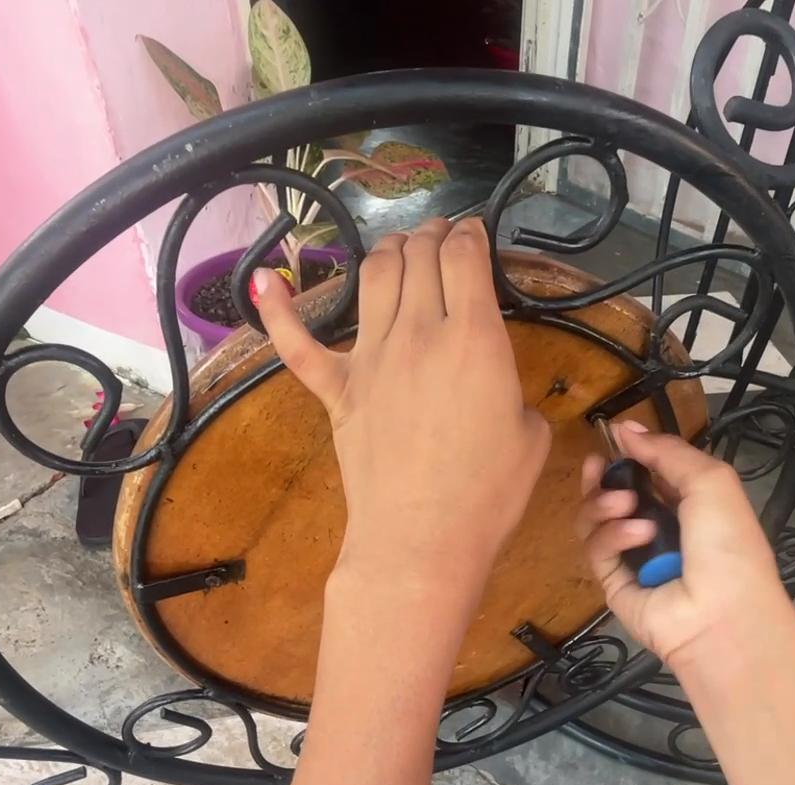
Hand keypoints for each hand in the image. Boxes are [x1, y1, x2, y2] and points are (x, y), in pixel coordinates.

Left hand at [254, 217, 551, 599]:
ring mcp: (370, 359)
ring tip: (400, 251)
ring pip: (371, 275)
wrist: (421, 541)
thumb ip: (512, 388)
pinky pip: (298, 344)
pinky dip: (278, 310)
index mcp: (474, 338)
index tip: (476, 237)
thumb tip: (492, 380)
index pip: (465, 254)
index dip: (472, 234)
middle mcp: (417, 332)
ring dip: (388, 251)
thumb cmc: (486, 496)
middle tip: (444, 239)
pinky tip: (264, 282)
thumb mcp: (530, 435)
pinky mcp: (337, 390)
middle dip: (434, 235)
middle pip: (418, 254)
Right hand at [576, 421, 794, 672]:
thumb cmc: (727, 545)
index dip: (630, 454)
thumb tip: (625, 428)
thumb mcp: (710, 482)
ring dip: (604, 504)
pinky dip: (612, 536)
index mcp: (688, 503)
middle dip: (603, 477)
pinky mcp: (613, 581)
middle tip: (598, 467)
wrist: (722, 616)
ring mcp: (633, 556)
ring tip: (625, 505)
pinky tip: (637, 536)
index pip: (648, 472)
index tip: (614, 438)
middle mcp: (658, 527)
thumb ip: (667, 452)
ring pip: (595, 519)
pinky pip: (597, 548)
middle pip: (612, 493)